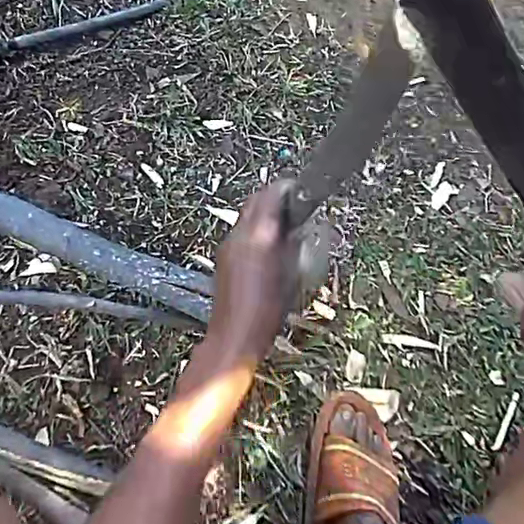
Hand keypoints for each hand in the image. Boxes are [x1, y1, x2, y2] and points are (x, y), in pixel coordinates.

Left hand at [208, 180, 300, 357]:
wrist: (234, 335)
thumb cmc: (267, 312)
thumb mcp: (291, 276)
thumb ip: (294, 246)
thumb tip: (299, 228)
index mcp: (259, 236)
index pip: (270, 195)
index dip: (287, 188)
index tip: (299, 189)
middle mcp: (239, 234)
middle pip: (255, 200)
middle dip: (274, 197)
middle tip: (294, 204)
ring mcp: (228, 244)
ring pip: (246, 214)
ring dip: (264, 213)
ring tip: (285, 225)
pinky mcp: (223, 255)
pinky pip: (241, 231)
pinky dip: (255, 228)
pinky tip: (268, 244)